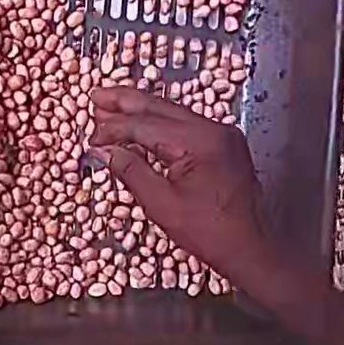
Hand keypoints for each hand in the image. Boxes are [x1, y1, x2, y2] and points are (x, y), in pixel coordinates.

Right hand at [88, 86, 292, 294]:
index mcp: (198, 141)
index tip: (92, 138)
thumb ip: (131, 171)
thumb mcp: (161, 204)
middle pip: (159, 107)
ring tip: (111, 107)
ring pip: (173, 113)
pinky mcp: (225, 145)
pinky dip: (159, 125)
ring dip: (141, 111)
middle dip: (125, 102)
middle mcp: (213, 129)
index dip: (113, 129)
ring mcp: (222, 135)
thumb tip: (106, 151)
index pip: (145, 125)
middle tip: (97, 95)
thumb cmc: (209, 232)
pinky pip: (186, 126)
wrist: (251, 249)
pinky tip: (142, 128)